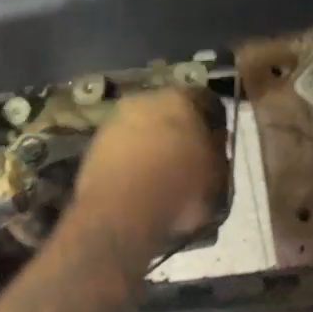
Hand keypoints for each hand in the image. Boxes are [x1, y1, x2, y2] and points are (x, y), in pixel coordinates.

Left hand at [73, 88, 227, 238]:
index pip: (206, 101)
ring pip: (142, 129)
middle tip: (188, 158)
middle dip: (179, 131)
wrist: (119, 212)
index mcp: (181, 99)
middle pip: (169, 112)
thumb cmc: (178, 190)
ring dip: (152, 145)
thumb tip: (213, 144)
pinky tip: (136, 181)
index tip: (218, 144)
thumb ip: (218, 153)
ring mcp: (115, 120)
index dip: (214, 124)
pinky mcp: (94, 143)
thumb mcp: (218, 176)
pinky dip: (131, 159)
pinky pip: (122, 147)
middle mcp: (144, 99)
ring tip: (160, 173)